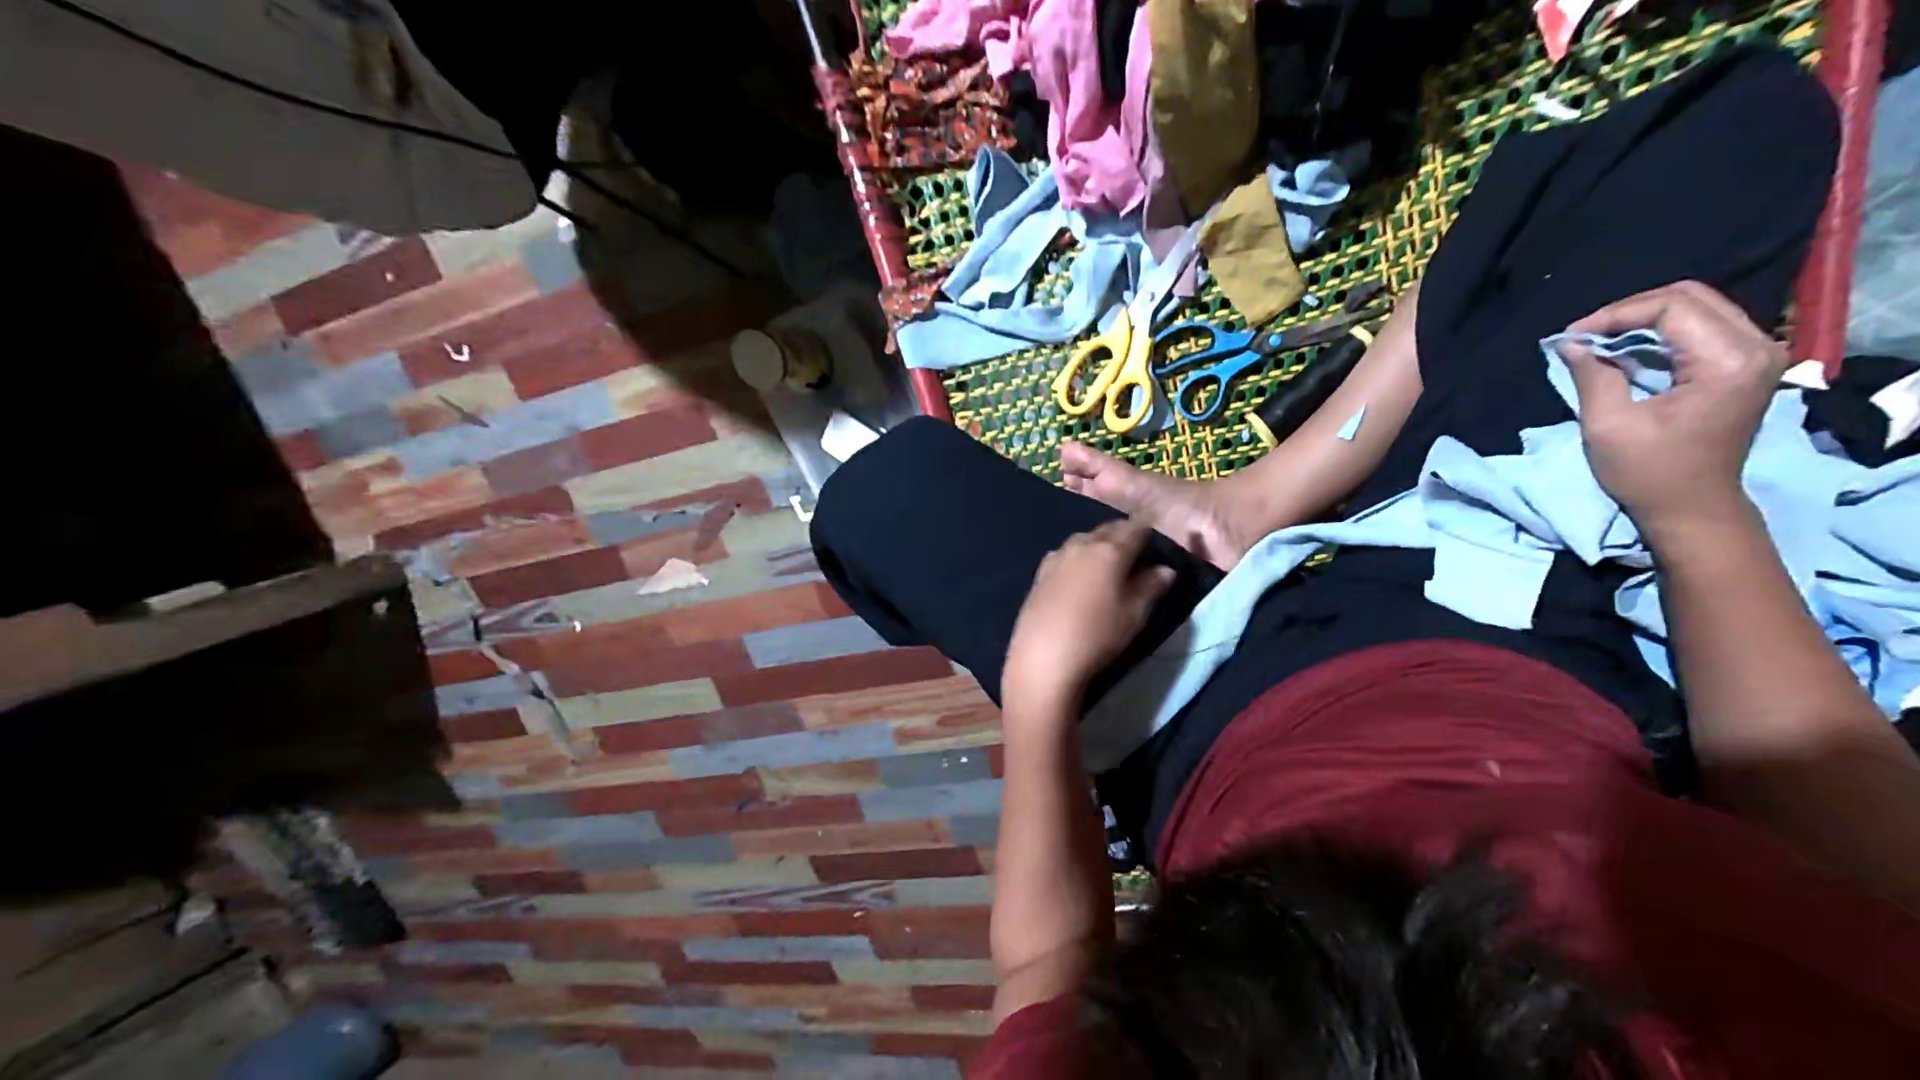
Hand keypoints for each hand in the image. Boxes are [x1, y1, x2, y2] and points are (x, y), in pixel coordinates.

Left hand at [1002, 520, 1176, 723]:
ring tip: (1107, 556)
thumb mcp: (1134, 614)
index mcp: (1110, 551)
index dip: (1147, 528)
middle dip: (1122, 532)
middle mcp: (1082, 546)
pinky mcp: (1040, 573)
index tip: (1153, 531)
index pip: (1134, 529)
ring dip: (1097, 542)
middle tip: (1133, 543)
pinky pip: (1064, 554)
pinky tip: (1078, 570)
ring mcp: (1057, 558)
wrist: (1043, 655)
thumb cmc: (1097, 635)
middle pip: (1106, 530)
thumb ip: (1151, 587)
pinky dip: (1077, 555)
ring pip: (1083, 539)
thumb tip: (1165, 569)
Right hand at [1561, 281, 1786, 542]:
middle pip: (1689, 298)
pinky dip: (1659, 332)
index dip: (1615, 315)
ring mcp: (1758, 354)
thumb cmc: (1648, 471)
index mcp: (1728, 361)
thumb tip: (1570, 342)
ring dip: (1642, 319)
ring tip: (1598, 341)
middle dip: (1628, 311)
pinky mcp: (1747, 364)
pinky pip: (1702, 326)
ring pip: (1696, 307)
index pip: (1672, 308)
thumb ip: (1593, 375)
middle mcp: (1757, 347)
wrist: (1693, 505)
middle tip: (1582, 335)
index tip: (1571, 337)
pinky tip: (1625, 350)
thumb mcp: (1607, 424)